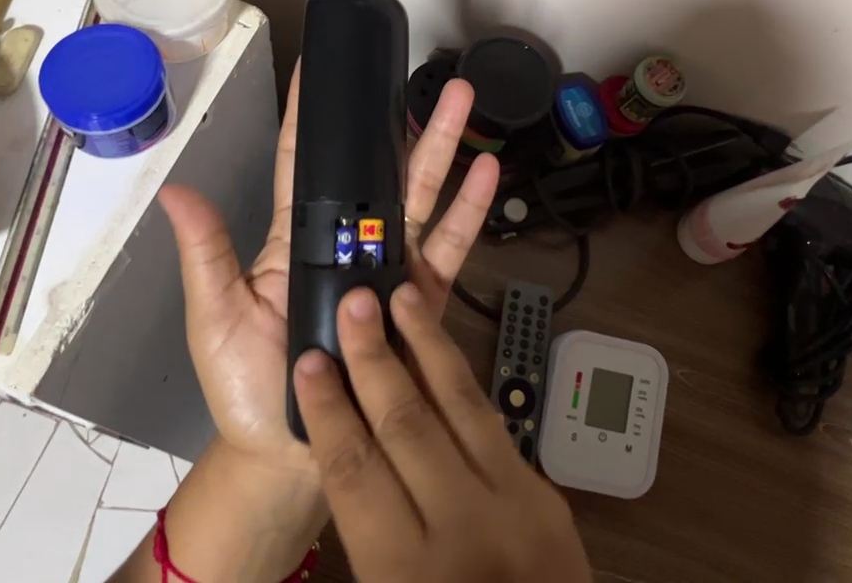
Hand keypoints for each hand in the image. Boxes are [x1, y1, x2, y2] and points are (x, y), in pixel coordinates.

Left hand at [159, 69, 499, 471]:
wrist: (289, 454)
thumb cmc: (245, 385)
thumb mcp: (217, 317)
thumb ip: (207, 253)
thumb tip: (176, 190)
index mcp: (296, 238)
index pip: (303, 163)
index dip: (309, 117)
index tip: (318, 70)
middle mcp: (347, 243)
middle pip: (381, 171)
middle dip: (406, 123)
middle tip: (430, 79)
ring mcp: (387, 269)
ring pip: (420, 198)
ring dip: (443, 151)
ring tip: (463, 104)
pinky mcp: (418, 302)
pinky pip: (446, 251)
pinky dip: (468, 212)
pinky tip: (486, 175)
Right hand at [293, 282, 593, 582]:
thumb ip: (362, 542)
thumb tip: (343, 460)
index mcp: (406, 571)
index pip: (355, 472)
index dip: (327, 411)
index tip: (306, 362)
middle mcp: (460, 527)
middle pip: (405, 423)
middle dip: (373, 358)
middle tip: (351, 302)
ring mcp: (512, 503)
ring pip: (459, 405)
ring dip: (426, 345)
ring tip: (402, 295)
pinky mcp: (544, 493)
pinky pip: (494, 422)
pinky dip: (463, 379)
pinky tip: (444, 348)